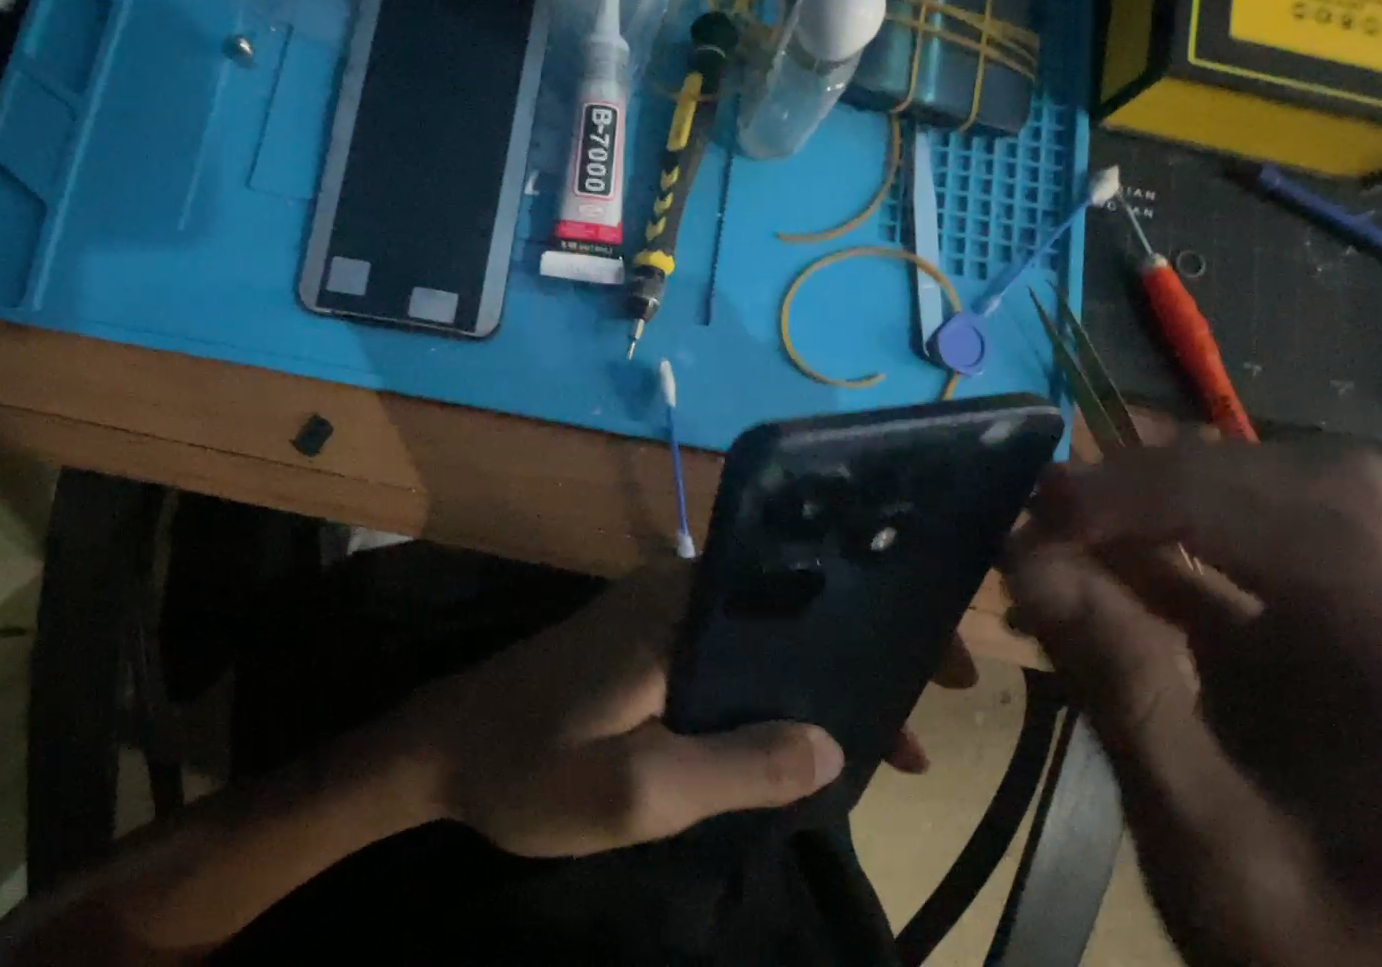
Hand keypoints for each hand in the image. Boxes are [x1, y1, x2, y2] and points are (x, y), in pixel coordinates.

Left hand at [393, 560, 973, 857]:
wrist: (438, 754)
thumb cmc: (530, 769)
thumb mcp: (637, 789)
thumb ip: (737, 766)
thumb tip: (835, 743)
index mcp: (678, 610)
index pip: (800, 593)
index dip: (878, 621)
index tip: (943, 664)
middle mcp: (671, 595)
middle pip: (790, 608)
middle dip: (864, 651)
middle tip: (935, 705)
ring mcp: (652, 617)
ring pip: (761, 634)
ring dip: (821, 675)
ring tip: (892, 732)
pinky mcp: (636, 645)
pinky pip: (725, 655)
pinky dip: (772, 687)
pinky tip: (804, 734)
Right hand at [1005, 443, 1381, 965]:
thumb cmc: (1332, 964)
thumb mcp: (1213, 854)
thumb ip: (1126, 700)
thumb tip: (1027, 565)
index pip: (1324, 529)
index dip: (1175, 493)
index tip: (1051, 510)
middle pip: (1324, 499)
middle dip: (1171, 479)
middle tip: (1048, 498)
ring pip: (1295, 523)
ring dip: (1168, 507)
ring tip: (1060, 519)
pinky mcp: (1353, 664)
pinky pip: (1262, 579)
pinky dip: (1168, 559)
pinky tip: (1088, 571)